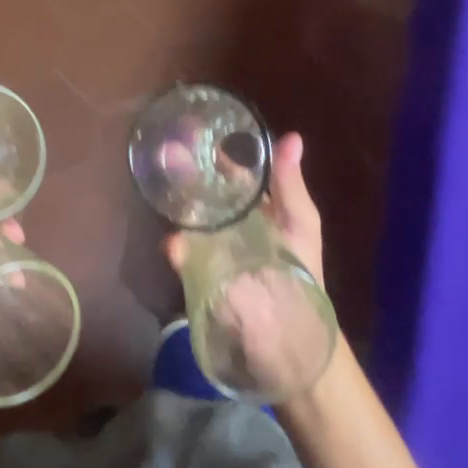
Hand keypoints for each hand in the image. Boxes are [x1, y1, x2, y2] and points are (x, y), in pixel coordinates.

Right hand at [162, 133, 332, 398]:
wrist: (292, 338)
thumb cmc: (303, 275)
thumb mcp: (302, 224)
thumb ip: (291, 185)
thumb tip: (291, 137)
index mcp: (257, 209)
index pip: (233, 174)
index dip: (218, 153)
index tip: (199, 129)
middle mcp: (231, 224)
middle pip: (205, 192)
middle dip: (188, 172)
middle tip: (169, 149)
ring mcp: (213, 249)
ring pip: (189, 219)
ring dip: (177, 204)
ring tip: (163, 181)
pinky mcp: (199, 275)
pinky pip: (183, 257)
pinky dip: (177, 248)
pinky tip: (175, 242)